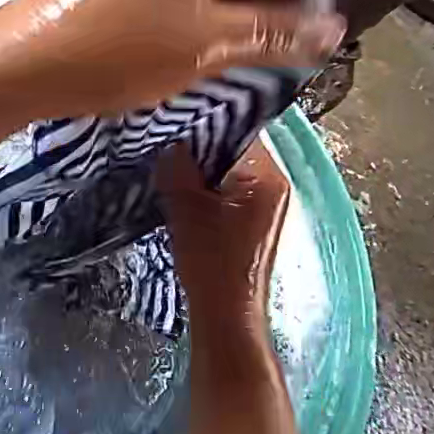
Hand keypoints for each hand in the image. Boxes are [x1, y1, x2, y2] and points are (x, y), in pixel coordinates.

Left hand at [0, 0, 344, 125]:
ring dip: (207, 36)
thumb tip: (338, 27)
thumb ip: (274, 32)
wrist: (11, 68)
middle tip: (223, 72)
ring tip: (185, 71)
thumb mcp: (203, 44)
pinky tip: (156, 64)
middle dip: (243, 26)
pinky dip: (174, 34)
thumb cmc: (111, 50)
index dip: (288, 17)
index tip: (281, 64)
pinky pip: (168, 5)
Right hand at [157, 138, 289, 337]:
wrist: (226, 312)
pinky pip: (223, 187)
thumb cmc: (212, 261)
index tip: (170, 121)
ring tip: (164, 164)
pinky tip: (177, 190)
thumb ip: (178, 170)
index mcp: (266, 177)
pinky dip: (202, 186)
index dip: (201, 124)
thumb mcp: (187, 210)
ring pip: (224, 169)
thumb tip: (169, 141)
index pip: (235, 131)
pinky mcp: (248, 219)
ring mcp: (262, 203)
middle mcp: (273, 184)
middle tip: (161, 142)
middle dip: (196, 147)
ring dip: (197, 169)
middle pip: (230, 149)